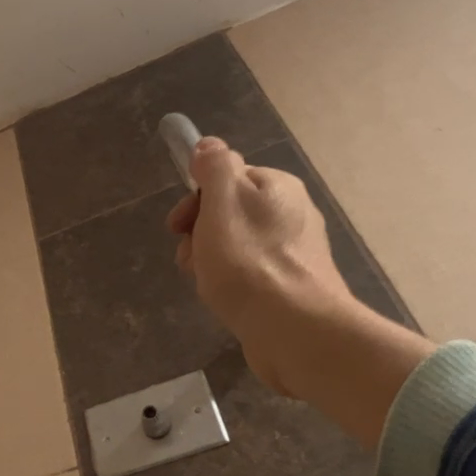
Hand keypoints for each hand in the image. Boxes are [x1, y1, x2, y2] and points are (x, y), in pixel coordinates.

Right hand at [168, 137, 432, 448]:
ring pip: (238, 247)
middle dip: (200, 233)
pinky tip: (225, 300)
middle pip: (230, 213)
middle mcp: (293, 214)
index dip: (196, 199)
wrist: (295, 330)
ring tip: (206, 284)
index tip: (178, 225)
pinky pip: (253, 276)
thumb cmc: (250, 260)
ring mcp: (297, 254)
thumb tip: (210, 145)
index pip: (227, 178)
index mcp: (279, 187)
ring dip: (211, 261)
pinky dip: (233, 284)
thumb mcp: (222, 200)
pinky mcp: (296, 289)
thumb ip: (215, 166)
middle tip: (188, 258)